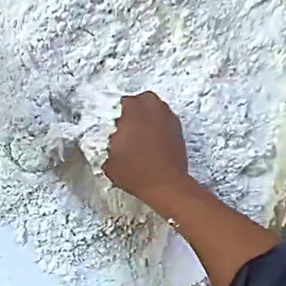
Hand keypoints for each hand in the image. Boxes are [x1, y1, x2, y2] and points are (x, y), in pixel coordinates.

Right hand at [103, 91, 194, 207]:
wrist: (164, 184)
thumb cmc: (136, 171)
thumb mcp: (108, 159)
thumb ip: (106, 143)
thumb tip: (108, 142)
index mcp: (132, 108)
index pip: (120, 102)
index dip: (114, 116)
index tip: (112, 127)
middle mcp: (152, 107)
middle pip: (141, 101)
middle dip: (133, 112)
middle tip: (125, 129)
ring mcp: (168, 117)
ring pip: (155, 110)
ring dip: (147, 119)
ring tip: (139, 137)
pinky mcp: (179, 130)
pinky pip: (165, 123)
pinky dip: (158, 129)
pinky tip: (151, 145)